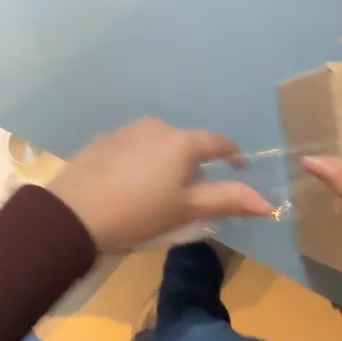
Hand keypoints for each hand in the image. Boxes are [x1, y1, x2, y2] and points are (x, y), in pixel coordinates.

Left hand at [47, 117, 274, 252]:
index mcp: (182, 142)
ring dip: (166, 163)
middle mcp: (157, 127)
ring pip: (159, 145)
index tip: (239, 167)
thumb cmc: (139, 213)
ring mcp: (127, 131)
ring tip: (160, 192)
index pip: (217, 142)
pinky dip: (141, 163)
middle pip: (186, 144)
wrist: (73, 214)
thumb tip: (268, 203)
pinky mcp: (104, 141)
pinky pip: (134, 149)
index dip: (232, 155)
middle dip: (194, 164)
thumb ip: (228, 201)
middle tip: (193, 194)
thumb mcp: (187, 212)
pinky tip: (131, 187)